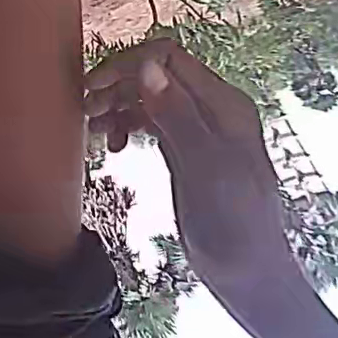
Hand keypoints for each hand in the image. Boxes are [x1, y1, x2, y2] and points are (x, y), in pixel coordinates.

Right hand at [85, 39, 304, 298]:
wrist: (252, 279)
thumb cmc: (232, 226)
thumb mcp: (204, 169)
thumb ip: (177, 115)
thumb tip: (146, 66)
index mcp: (224, 104)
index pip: (168, 58)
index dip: (127, 65)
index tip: (93, 88)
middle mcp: (213, 108)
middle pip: (156, 74)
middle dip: (117, 84)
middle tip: (86, 108)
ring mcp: (201, 128)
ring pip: (150, 96)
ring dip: (118, 104)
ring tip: (93, 127)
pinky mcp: (189, 148)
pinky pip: (152, 121)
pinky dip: (128, 124)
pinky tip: (114, 145)